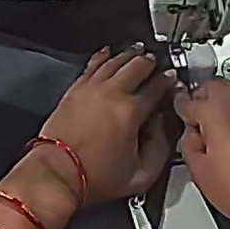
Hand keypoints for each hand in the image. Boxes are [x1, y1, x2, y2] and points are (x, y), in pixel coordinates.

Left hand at [31, 46, 177, 205]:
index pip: (156, 87)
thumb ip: (160, 148)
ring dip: (130, 54)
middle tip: (157, 63)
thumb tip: (163, 128)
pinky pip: (92, 65)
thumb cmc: (93, 176)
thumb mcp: (141, 175)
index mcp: (130, 112)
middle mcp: (111, 94)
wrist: (58, 172)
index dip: (167, 81)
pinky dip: (103, 56)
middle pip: (137, 65)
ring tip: (139, 52)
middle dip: (151, 62)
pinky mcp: (75, 90)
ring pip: (115, 60)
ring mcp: (91, 89)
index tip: (171, 80)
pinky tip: (108, 52)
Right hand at [174, 79, 229, 228]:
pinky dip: (229, 120)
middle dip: (199, 96)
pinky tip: (223, 143)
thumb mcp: (199, 171)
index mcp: (216, 113)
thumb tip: (190, 136)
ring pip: (229, 98)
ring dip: (215, 108)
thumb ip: (188, 145)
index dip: (179, 105)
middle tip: (190, 115)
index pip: (190, 99)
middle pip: (213, 86)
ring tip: (206, 133)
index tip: (176, 109)